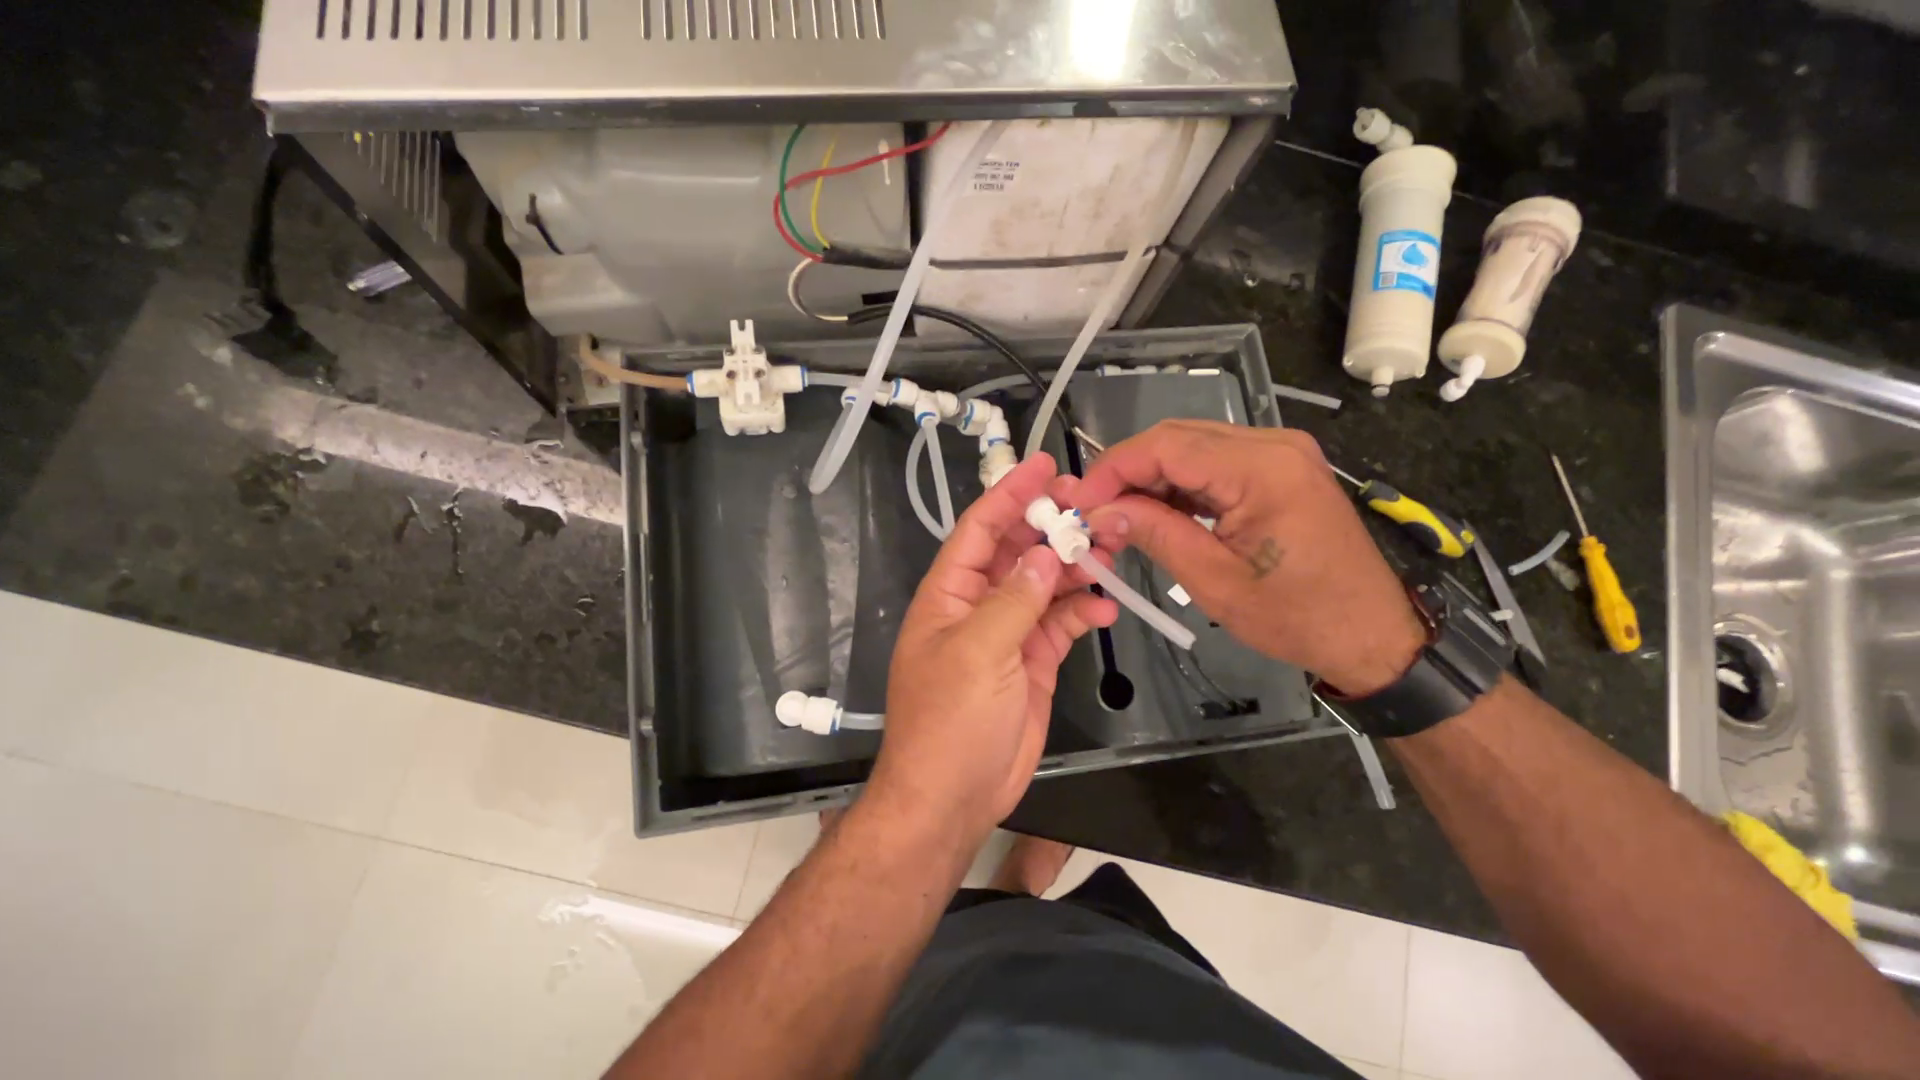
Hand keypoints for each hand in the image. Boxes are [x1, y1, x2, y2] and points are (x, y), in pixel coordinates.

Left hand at [868, 455, 1118, 849]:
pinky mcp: (1032, 664)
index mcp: (949, 595)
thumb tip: (1043, 555)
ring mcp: (1007, 636)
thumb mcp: (979, 653)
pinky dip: (1083, 612)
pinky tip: (1106, 606)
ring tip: (1112, 548)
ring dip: (1075, 567)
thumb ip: (1014, 600)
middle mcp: (977, 607)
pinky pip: (1060, 625)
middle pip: (1018, 553)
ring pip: (1045, 586)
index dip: (1010, 496)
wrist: (952, 797)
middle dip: (1052, 527)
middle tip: (1094, 505)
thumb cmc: (951, 721)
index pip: (980, 530)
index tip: (1044, 465)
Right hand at [1066, 420, 1424, 695]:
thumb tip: (1100, 511)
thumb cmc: (1296, 616)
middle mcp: (1274, 444)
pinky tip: (1157, 513)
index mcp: (1262, 468)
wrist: (1370, 633)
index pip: (1166, 445)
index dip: (1113, 468)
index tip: (1078, 502)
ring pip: (1195, 447)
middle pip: (1178, 438)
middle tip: (1094, 513)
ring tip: (1118, 518)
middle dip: (1128, 472)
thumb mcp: (1214, 580)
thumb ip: (1155, 533)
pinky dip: (1182, 485)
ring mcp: (1282, 453)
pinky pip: (1218, 463)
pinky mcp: (1283, 469)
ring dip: (1152, 478)